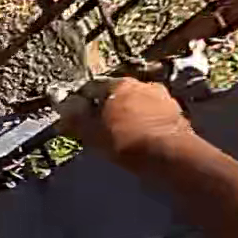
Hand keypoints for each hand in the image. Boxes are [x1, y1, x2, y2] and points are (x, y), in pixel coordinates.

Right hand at [49, 77, 195, 165]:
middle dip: (104, 108)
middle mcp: (142, 84)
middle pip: (115, 94)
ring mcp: (162, 97)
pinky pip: (150, 114)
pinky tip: (136, 138)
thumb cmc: (123, 140)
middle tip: (95, 127)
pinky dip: (141, 122)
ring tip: (117, 135)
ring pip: (135, 103)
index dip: (79, 102)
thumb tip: (61, 103)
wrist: (168, 154)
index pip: (90, 87)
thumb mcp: (89, 131)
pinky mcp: (176, 112)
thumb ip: (73, 115)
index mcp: (118, 85)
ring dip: (125, 115)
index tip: (73, 117)